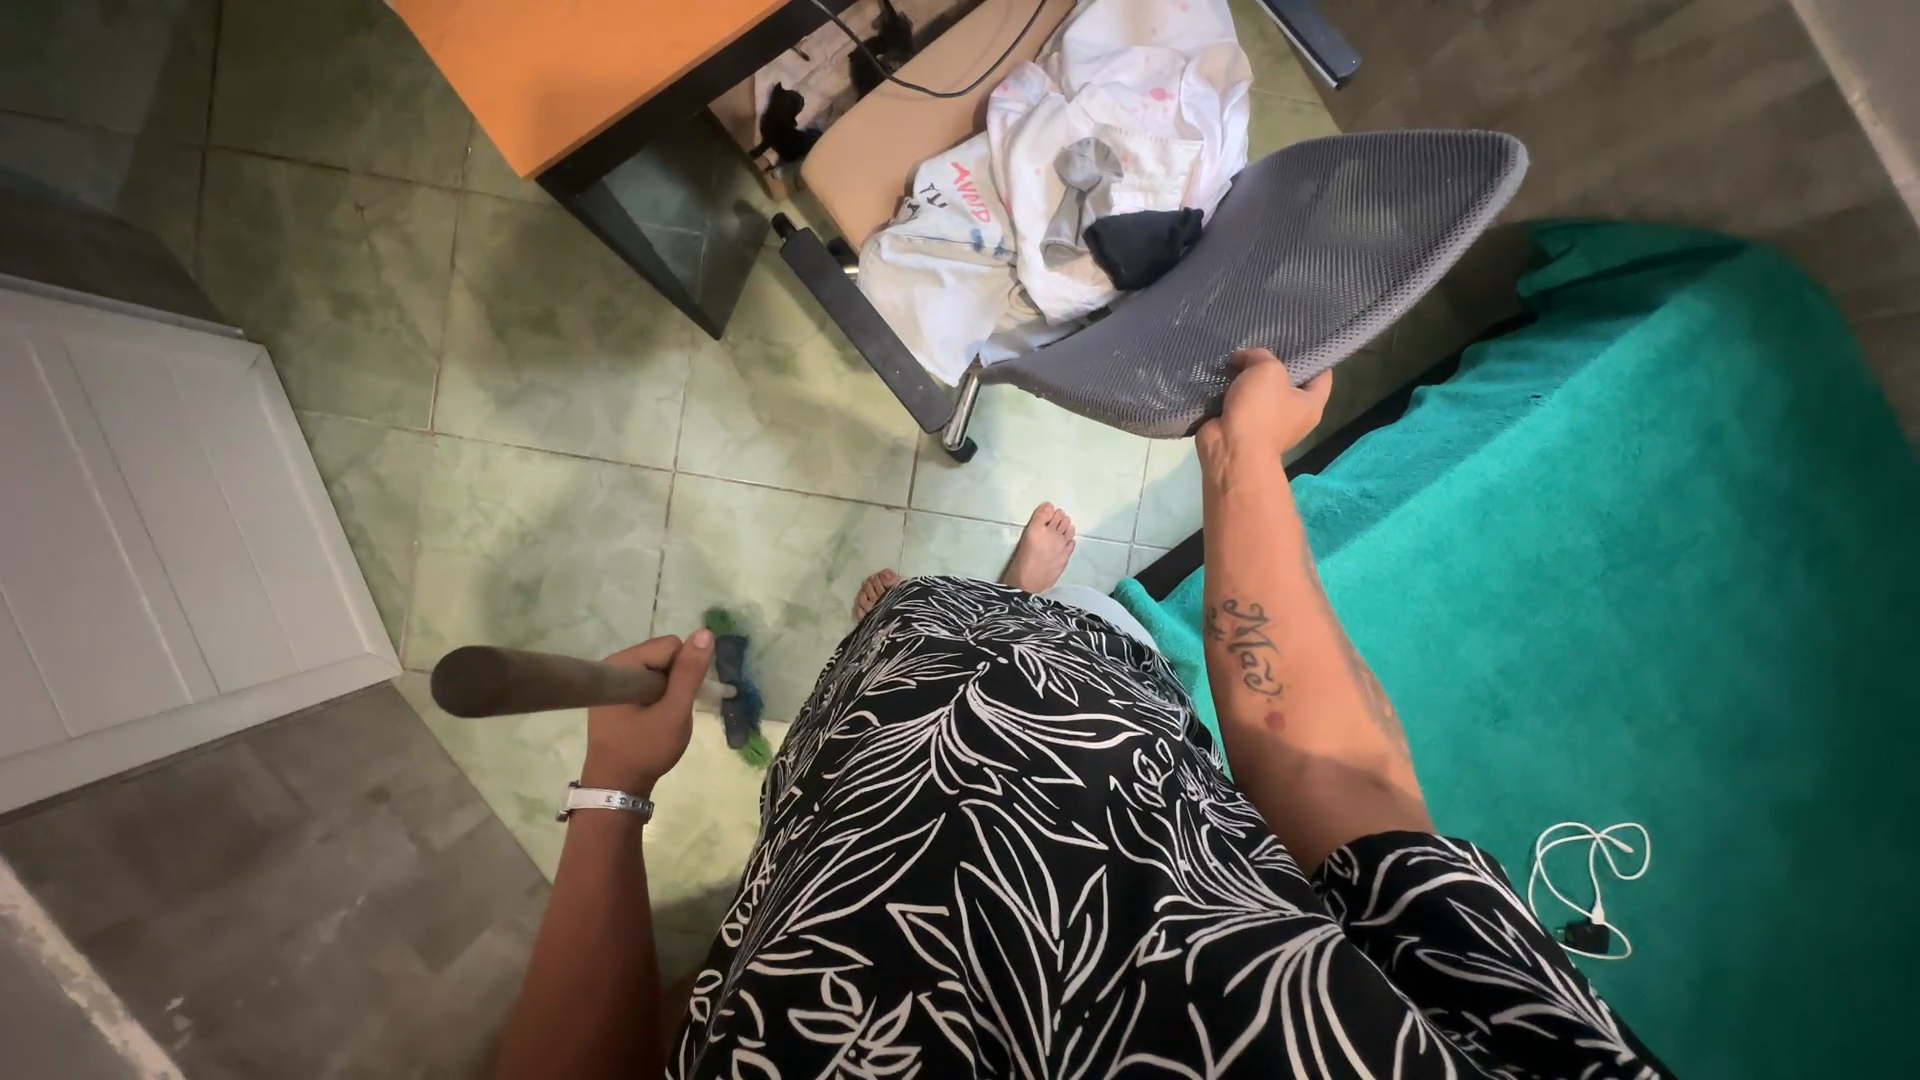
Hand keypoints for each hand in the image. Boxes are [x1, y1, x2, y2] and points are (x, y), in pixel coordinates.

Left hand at [581, 631, 713, 796]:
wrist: (617, 787)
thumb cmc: (645, 750)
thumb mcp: (674, 712)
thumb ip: (689, 672)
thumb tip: (705, 632)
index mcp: (622, 664)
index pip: (670, 646)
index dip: (684, 671)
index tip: (680, 701)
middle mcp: (614, 665)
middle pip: (664, 654)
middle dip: (677, 679)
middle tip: (673, 710)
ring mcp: (614, 680)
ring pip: (660, 667)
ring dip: (670, 689)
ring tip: (665, 716)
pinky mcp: (617, 693)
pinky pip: (650, 679)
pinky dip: (661, 694)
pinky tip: (657, 716)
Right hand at [1196, 348, 1332, 464]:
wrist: (1229, 448)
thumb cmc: (1260, 410)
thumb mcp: (1267, 370)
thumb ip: (1260, 356)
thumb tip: (1243, 357)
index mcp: (1311, 405)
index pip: (1323, 375)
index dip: (1314, 355)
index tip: (1299, 340)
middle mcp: (1292, 416)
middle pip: (1287, 382)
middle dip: (1273, 365)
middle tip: (1261, 345)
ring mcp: (1265, 424)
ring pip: (1259, 392)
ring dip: (1247, 378)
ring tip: (1236, 357)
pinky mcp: (1240, 427)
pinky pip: (1237, 403)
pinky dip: (1229, 392)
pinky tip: (1220, 376)